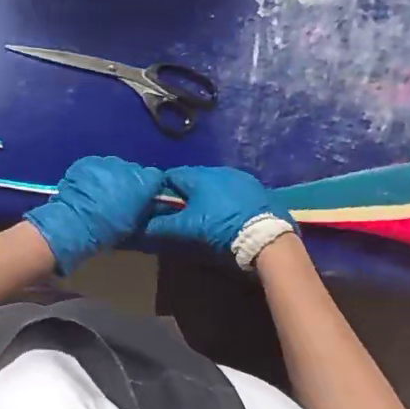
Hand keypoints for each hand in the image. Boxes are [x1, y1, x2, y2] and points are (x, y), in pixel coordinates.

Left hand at [25, 156, 165, 274]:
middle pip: (133, 170)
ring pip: (114, 166)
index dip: (150, 187)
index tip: (144, 198)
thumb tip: (153, 204)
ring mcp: (105, 162)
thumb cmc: (108, 229)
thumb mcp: (135, 224)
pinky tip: (87, 188)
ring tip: (101, 193)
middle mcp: (127, 166)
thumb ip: (146, 209)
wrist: (74, 223)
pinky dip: (94, 175)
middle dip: (129, 181)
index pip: (156, 178)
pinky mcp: (86, 162)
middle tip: (121, 197)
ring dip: (111, 177)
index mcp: (143, 182)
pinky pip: (95, 166)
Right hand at [143, 166, 291, 264]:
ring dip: (207, 196)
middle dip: (185, 194)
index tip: (160, 206)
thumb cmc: (220, 228)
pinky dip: (226, 200)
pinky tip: (228, 216)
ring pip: (215, 184)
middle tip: (181, 213)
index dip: (162, 191)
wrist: (267, 238)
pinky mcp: (258, 189)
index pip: (171, 176)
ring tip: (205, 215)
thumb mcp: (187, 229)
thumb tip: (142, 226)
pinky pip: (234, 191)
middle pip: (193, 179)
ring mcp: (242, 178)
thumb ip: (162, 226)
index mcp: (199, 176)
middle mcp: (219, 170)